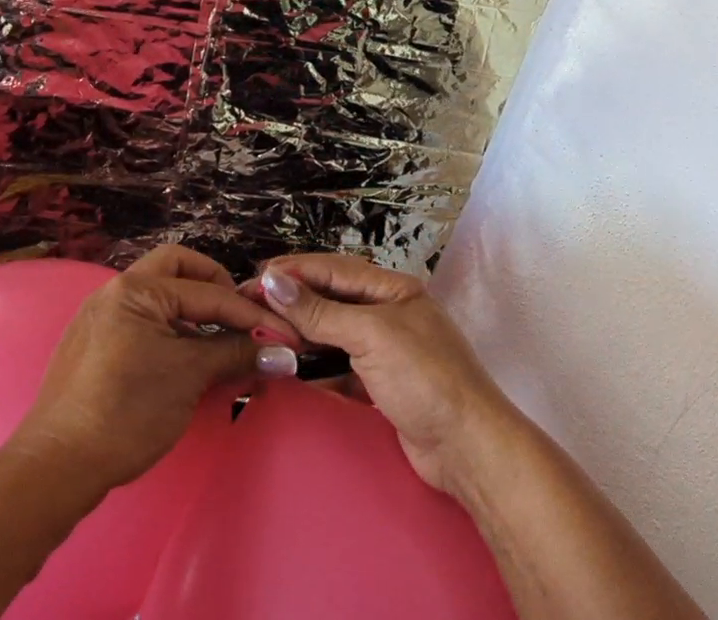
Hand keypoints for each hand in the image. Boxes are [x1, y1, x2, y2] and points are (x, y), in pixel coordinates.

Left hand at [10, 246, 299, 492]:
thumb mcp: (189, 376)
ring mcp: (100, 318)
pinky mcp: (94, 346)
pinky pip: (144, 322)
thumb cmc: (128, 410)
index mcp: (136, 289)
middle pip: (178, 270)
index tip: (285, 334)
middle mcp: (115, 292)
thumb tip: (282, 351)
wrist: (58, 465)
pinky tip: (191, 358)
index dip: (251, 315)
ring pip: (160, 297)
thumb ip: (236, 353)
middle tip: (243, 316)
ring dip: (195, 311)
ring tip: (224, 341)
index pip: (208, 294)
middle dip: (216, 287)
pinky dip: (173, 330)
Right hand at [248, 253, 521, 496]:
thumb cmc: (425, 379)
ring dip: (300, 336)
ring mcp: (386, 351)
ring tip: (262, 338)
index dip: (292, 272)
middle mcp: (390, 313)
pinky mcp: (381, 386)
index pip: (333, 269)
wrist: (468, 447)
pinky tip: (288, 374)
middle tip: (249, 309)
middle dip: (292, 303)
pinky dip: (314, 371)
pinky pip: (338, 369)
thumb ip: (320, 311)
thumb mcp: (371, 336)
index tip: (252, 279)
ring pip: (333, 335)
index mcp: (394, 289)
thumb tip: (273, 281)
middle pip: (331, 300)